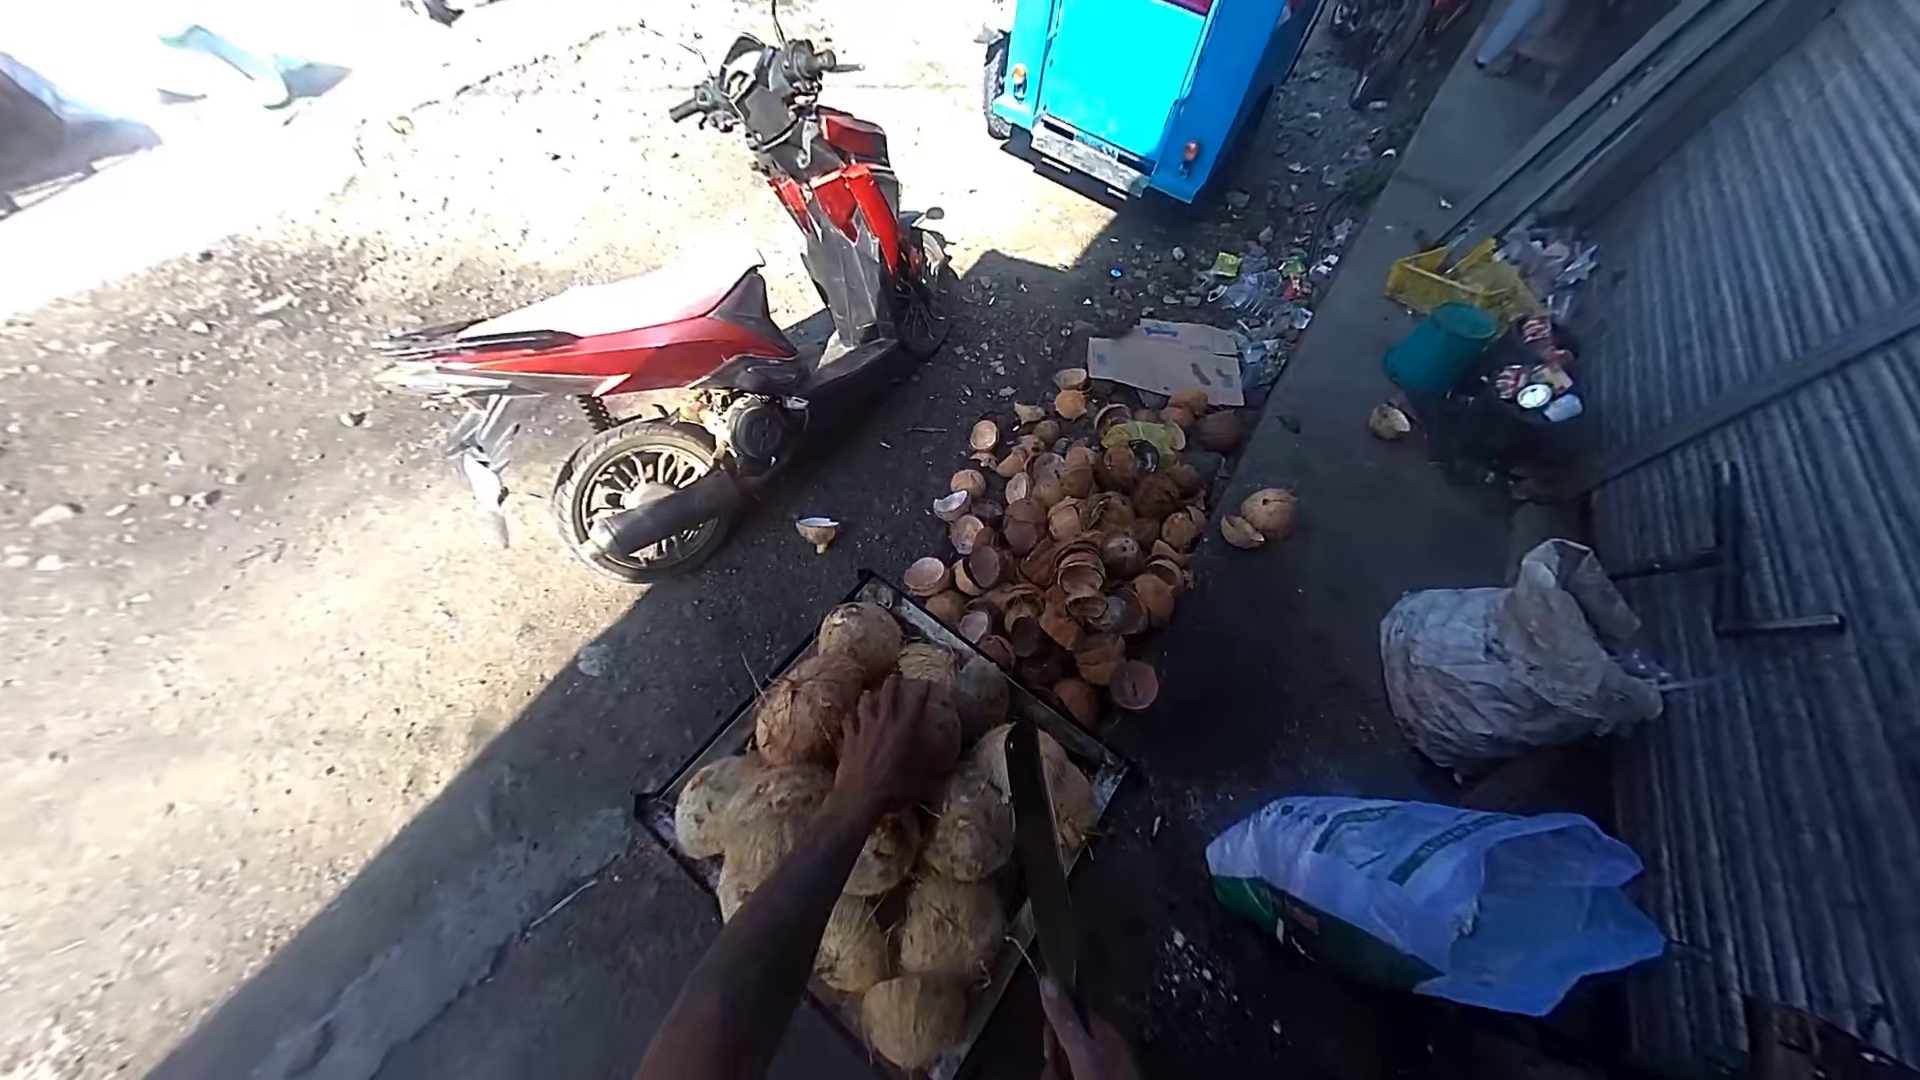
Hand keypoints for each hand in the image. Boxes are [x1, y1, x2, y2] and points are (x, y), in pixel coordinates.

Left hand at [833, 674, 959, 823]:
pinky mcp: (849, 738)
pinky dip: (851, 716)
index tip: (926, 682)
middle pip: (888, 693)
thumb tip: (950, 773)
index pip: (917, 703)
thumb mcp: (921, 786)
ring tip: (871, 692)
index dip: (923, 690)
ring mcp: (864, 728)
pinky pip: (849, 720)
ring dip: (870, 696)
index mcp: (904, 731)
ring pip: (865, 702)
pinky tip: (850, 716)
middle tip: (896, 676)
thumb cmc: (892, 791)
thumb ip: (935, 776)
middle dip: (893, 682)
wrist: (858, 798)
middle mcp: (885, 723)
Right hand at [1039, 978, 1141, 1079]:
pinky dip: (1063, 1079)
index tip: (1048, 1044)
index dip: (1055, 1020)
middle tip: (1057, 1072)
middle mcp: (1104, 1049)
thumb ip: (1065, 1019)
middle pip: (1065, 1039)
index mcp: (1105, 1032)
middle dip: (1054, 1057)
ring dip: (1056, 1074)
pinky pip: (1072, 1075)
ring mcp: (1100, 1073)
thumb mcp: (1084, 1054)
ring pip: (1065, 1064)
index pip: (1072, 1007)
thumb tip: (1048, 978)